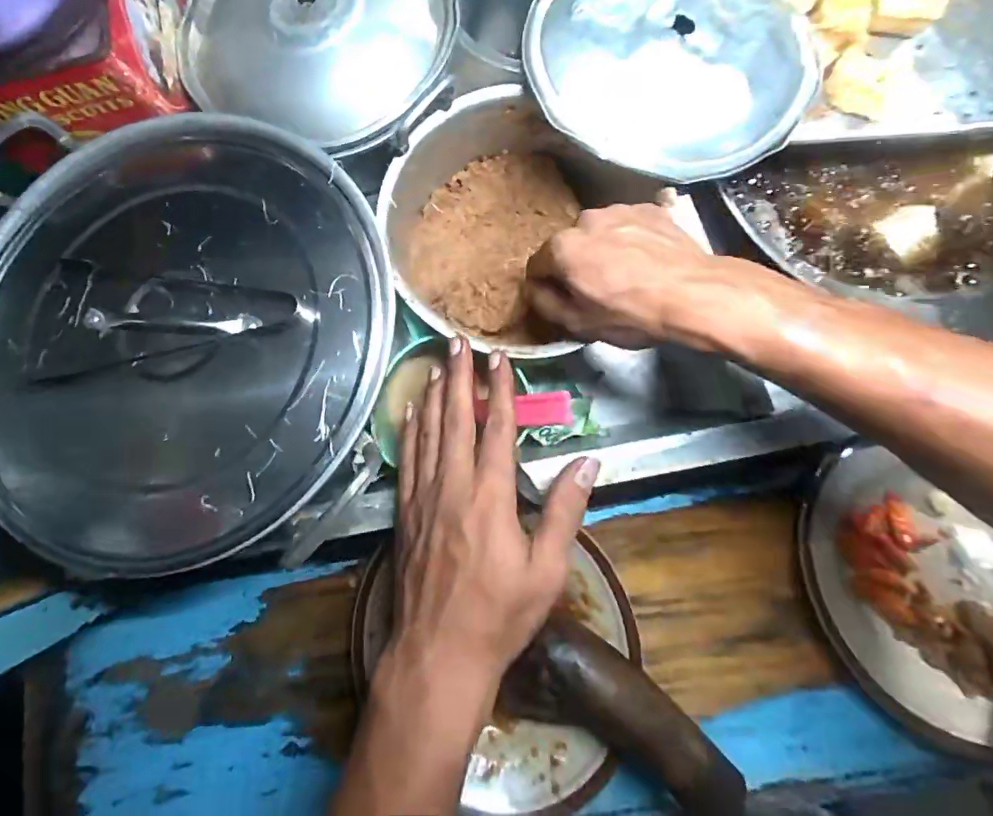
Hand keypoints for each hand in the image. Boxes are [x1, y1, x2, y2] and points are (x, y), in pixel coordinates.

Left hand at [392, 338, 598, 683]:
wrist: (439, 649)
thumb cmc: (500, 613)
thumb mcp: (547, 569)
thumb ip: (565, 511)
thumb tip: (588, 462)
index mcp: (491, 497)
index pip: (497, 431)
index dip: (500, 392)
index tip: (499, 360)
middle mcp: (453, 486)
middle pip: (455, 420)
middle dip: (458, 378)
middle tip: (457, 342)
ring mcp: (424, 497)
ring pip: (427, 433)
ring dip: (431, 396)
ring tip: (434, 364)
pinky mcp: (405, 511)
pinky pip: (406, 459)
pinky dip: (408, 430)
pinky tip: (408, 411)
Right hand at [526, 200, 788, 351]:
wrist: (696, 294)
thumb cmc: (631, 314)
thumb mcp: (578, 324)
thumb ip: (544, 304)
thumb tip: (534, 289)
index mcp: (561, 247)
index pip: (538, 266)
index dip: (547, 287)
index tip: (564, 301)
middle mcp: (585, 219)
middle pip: (570, 246)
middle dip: (578, 264)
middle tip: (600, 290)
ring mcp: (620, 210)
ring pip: (600, 233)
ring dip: (604, 249)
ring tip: (628, 274)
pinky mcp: (650, 210)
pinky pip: (629, 226)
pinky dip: (632, 239)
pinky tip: (648, 261)